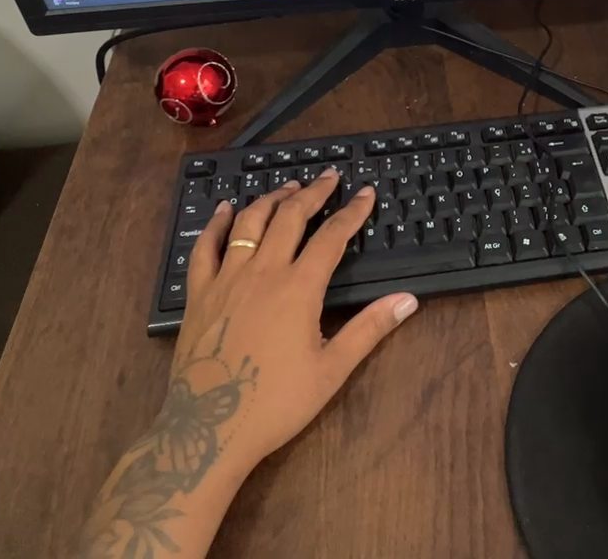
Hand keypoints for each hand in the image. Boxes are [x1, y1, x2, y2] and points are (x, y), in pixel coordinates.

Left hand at [80, 169, 416, 558]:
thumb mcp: (332, 369)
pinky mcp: (199, 294)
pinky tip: (226, 209)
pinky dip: (217, 223)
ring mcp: (226, 279)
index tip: (365, 193)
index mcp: (299, 287)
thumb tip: (408, 299)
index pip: (332, 236)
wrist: (208, 431)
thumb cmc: (276, 403)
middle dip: (313, 192)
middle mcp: (263, 272)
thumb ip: (370, 328)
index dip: (352, 212)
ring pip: (249, 223)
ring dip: (272, 199)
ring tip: (288, 188)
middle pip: (290, 217)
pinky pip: (205, 247)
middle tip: (328, 177)